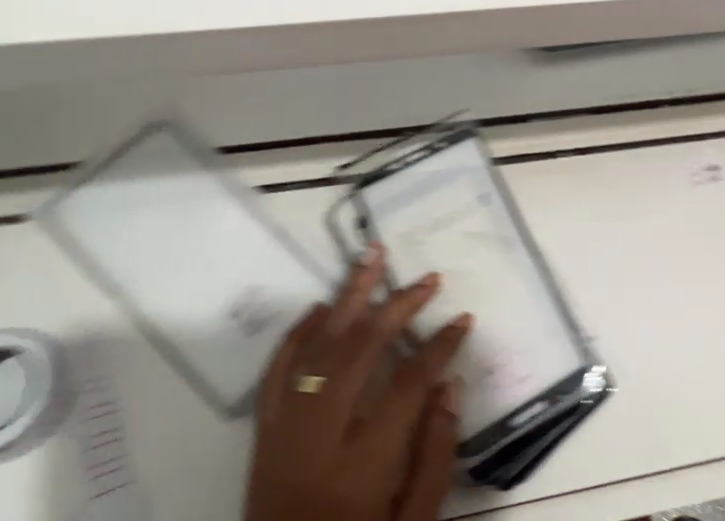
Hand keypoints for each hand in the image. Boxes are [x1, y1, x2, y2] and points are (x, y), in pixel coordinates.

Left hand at [244, 246, 473, 520]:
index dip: (439, 347)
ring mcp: (284, 434)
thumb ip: (435, 456)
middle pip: (359, 352)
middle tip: (427, 280)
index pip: (408, 385)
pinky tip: (318, 308)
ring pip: (315, 350)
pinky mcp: (262, 437)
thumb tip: (450, 385)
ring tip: (370, 258)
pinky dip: (296, 336)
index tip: (463, 321)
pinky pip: (275, 375)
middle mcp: (319, 440)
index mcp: (363, 465)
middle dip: (396, 308)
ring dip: (345, 300)